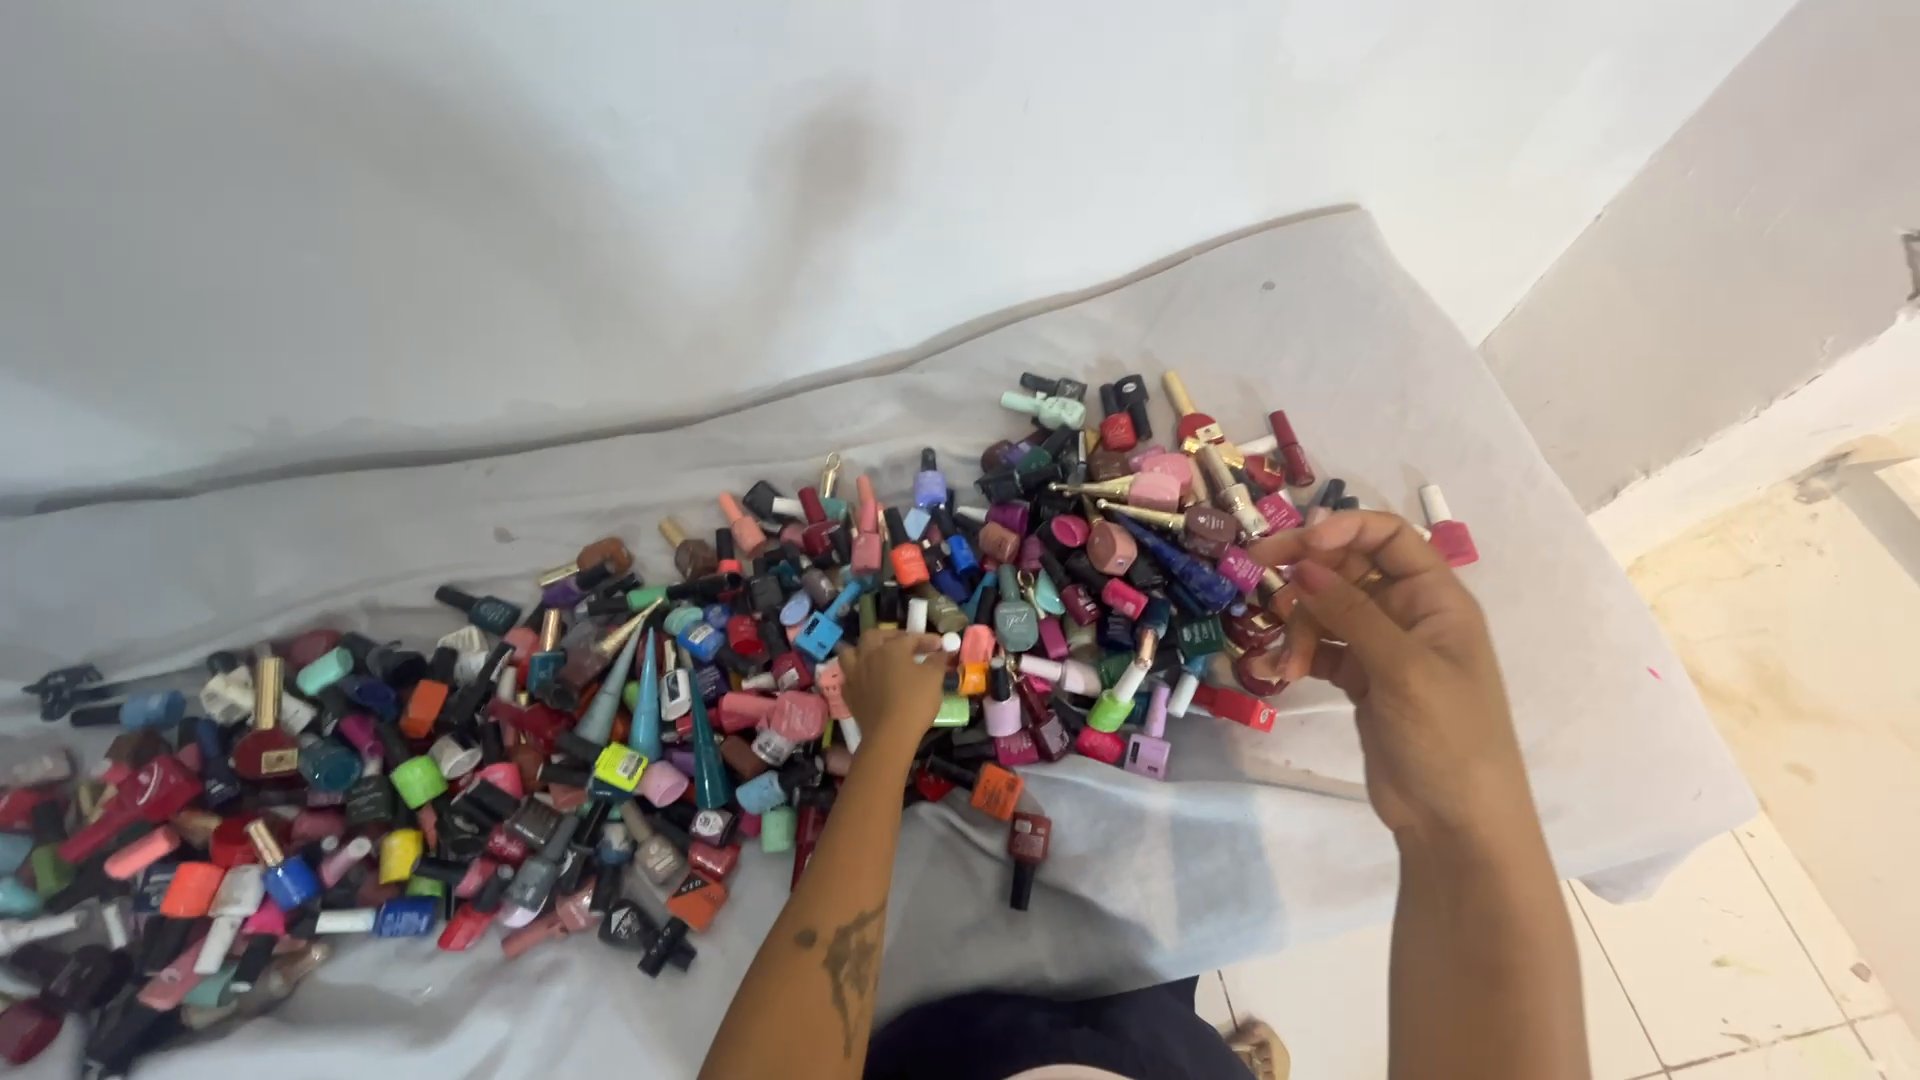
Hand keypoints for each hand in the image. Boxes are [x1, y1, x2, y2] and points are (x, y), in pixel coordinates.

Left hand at [837, 629, 946, 756]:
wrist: (890, 734)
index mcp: (890, 649)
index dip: (927, 640)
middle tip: (905, 644)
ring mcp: (855, 674)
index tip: (940, 645)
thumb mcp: (934, 678)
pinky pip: (849, 677)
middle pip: (874, 636)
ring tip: (875, 656)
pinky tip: (866, 681)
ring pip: (851, 653)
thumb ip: (937, 661)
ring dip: (863, 651)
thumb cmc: (915, 702)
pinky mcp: (848, 694)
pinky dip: (857, 675)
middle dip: (890, 636)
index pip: (910, 638)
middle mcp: (868, 656)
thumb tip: (940, 652)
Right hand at [1247, 511, 1530, 838]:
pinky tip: (1274, 672)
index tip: (1296, 546)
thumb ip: (1350, 612)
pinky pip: (1318, 648)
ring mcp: (1382, 646)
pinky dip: (1295, 655)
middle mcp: (1408, 613)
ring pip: (1325, 609)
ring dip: (1297, 627)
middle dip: (1304, 576)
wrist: (1456, 821)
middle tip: (1253, 575)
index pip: (1389, 537)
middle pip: (1346, 568)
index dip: (1343, 528)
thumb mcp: (1401, 668)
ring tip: (1286, 664)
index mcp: (1435, 599)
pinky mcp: (1360, 678)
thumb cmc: (1447, 736)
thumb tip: (1303, 563)